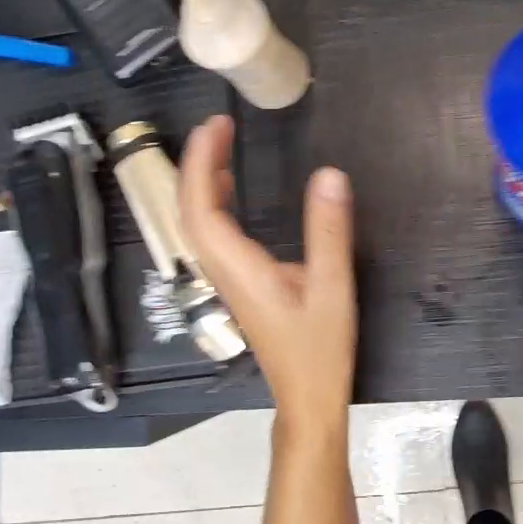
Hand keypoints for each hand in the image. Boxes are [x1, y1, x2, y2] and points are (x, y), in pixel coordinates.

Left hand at [180, 115, 356, 429]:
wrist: (306, 398)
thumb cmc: (319, 349)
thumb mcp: (332, 288)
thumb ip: (329, 231)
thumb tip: (329, 174)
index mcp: (238, 268)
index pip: (202, 208)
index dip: (202, 163)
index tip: (216, 126)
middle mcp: (221, 270)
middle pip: (190, 211)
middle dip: (198, 163)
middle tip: (219, 126)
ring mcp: (225, 278)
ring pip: (197, 223)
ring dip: (203, 180)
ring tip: (222, 145)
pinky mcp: (236, 283)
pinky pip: (211, 233)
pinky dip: (214, 201)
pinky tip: (231, 189)